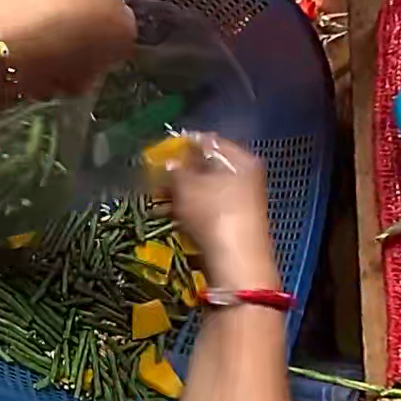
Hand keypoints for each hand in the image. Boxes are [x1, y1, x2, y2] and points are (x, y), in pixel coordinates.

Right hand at [161, 134, 279, 288]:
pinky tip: (170, 216)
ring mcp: (241, 199)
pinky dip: (188, 208)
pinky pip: (206, 206)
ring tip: (158, 200)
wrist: (235, 260)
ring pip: (204, 188)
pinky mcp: (233, 220)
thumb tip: (169, 161)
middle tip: (155, 179)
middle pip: (206, 166)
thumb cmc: (213, 213)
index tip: (158, 153)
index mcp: (240, 159)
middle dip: (178, 173)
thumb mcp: (186, 186)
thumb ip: (175, 169)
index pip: (208, 140)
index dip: (181, 145)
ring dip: (180, 193)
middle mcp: (245, 175)